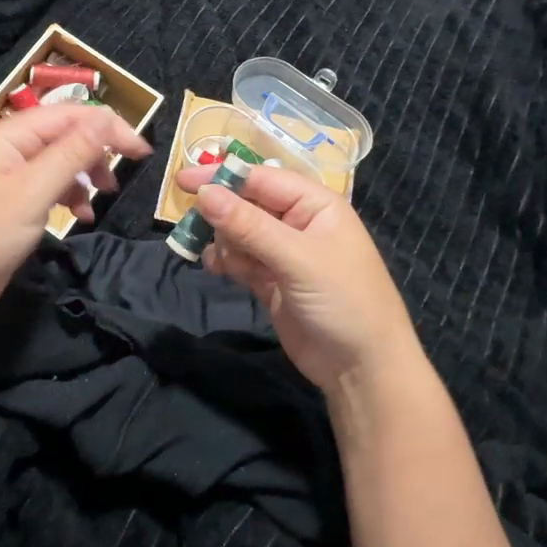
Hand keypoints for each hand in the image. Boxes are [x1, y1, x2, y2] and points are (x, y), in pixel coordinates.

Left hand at [0, 105, 150, 327]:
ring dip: (86, 175)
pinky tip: (80, 216)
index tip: (142, 152)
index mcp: (11, 135)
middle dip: (98, 152)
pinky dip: (71, 195)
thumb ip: (71, 153)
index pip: (71, 115)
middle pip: (68, 134)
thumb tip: (107, 118)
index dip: (109, 127)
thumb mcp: (33, 193)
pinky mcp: (15, 201)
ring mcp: (13, 175)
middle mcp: (12, 147)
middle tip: (123, 177)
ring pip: (64, 160)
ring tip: (101, 200)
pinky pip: (53, 185)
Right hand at [174, 163, 420, 393]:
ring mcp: (284, 254)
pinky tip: (216, 268)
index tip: (182, 180)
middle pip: (247, 203)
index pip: (262, 178)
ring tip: (219, 259)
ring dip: (223, 241)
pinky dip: (226, 261)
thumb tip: (203, 192)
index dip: (223, 176)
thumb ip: (248, 225)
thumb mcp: (296, 258)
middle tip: (192, 224)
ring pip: (239, 233)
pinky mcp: (272, 282)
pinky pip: (240, 260)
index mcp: (315, 204)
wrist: (363, 370)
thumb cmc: (342, 301)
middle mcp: (299, 222)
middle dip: (220, 212)